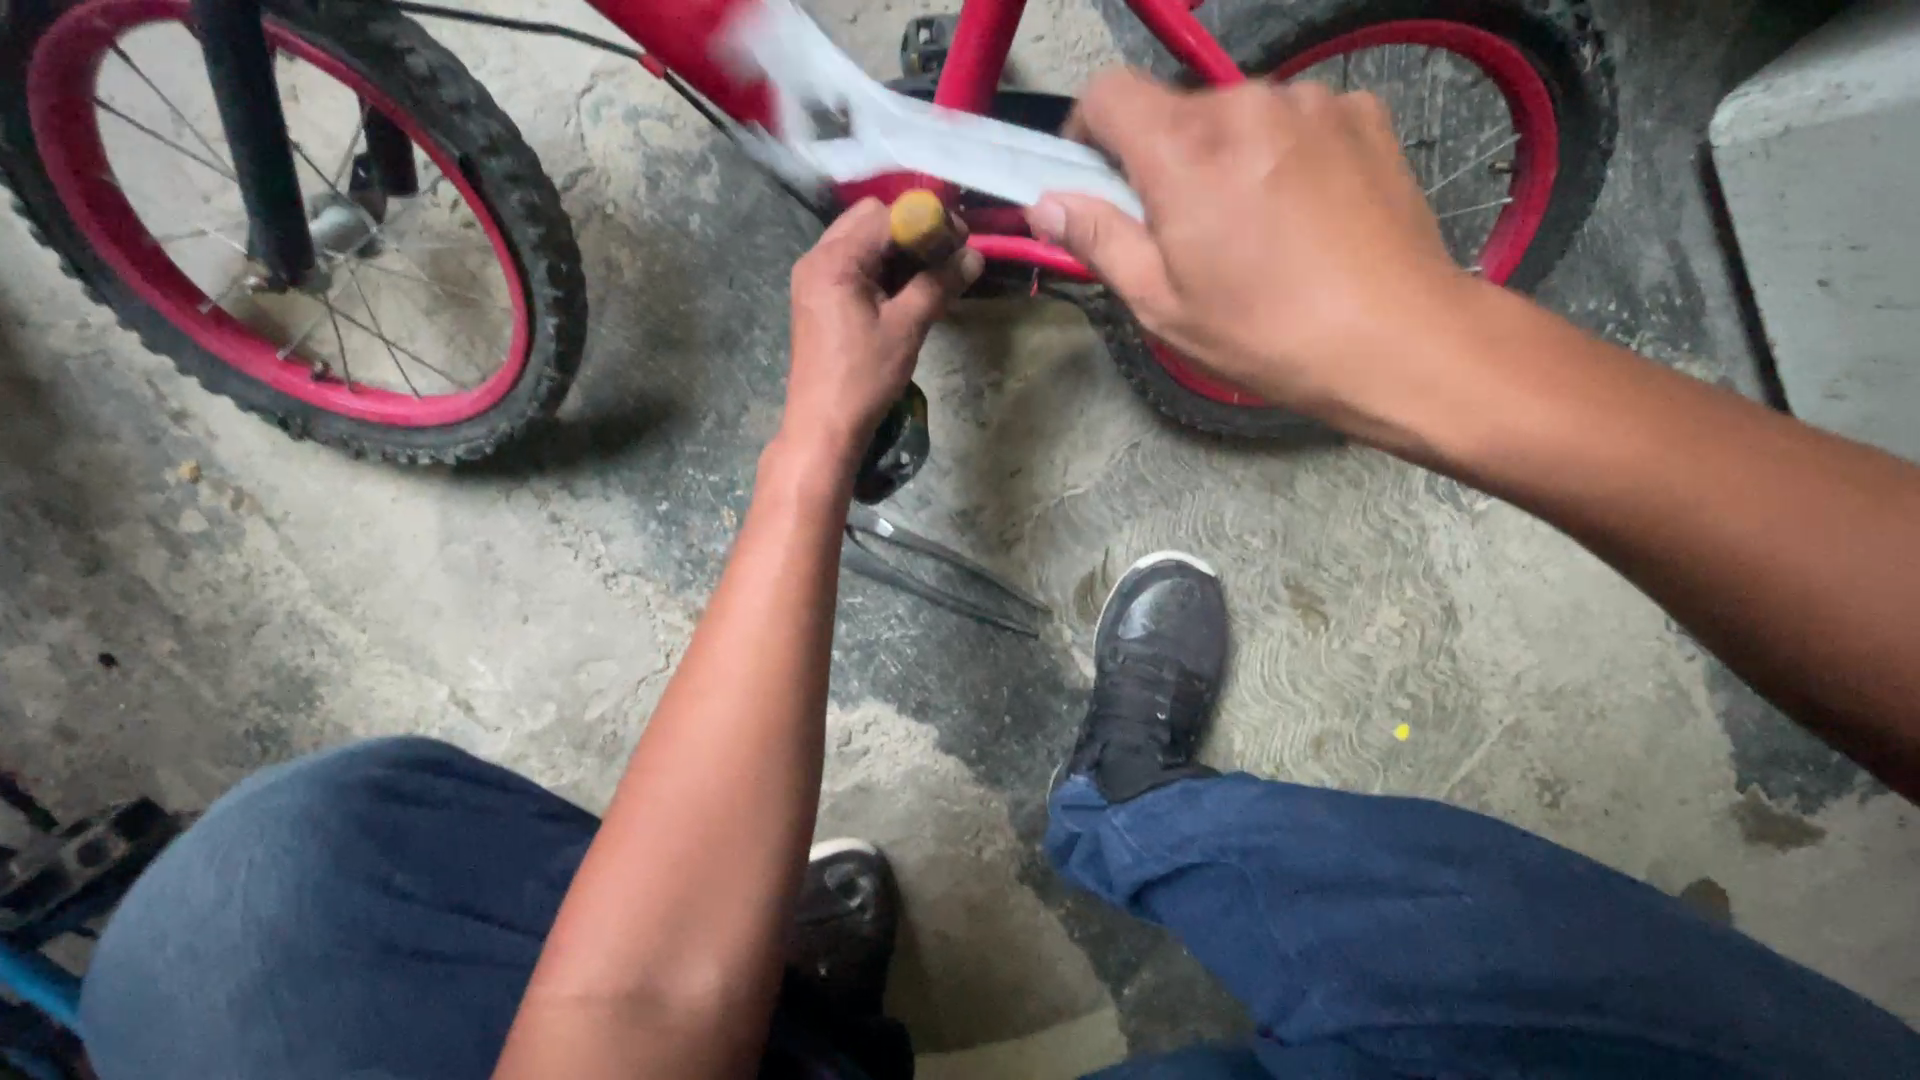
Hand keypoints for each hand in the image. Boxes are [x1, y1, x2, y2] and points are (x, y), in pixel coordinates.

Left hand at [782, 198, 982, 464]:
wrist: (823, 426)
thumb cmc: (863, 378)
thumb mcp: (907, 328)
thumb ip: (939, 284)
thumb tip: (974, 256)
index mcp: (834, 260)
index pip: (886, 214)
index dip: (927, 221)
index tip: (959, 242)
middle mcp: (817, 258)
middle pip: (870, 220)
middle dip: (912, 232)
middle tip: (945, 259)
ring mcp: (813, 278)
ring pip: (862, 242)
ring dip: (898, 251)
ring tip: (930, 277)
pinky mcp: (818, 298)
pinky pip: (853, 266)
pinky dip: (881, 270)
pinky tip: (906, 293)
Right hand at [1027, 70, 1483, 439]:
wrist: (1398, 338)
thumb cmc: (1265, 333)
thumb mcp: (1161, 303)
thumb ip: (1099, 240)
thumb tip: (1046, 203)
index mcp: (1184, 150)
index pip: (1108, 93)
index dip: (1088, 131)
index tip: (1096, 178)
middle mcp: (1246, 103)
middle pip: (1176, 109)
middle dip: (1163, 159)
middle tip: (1182, 232)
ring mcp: (1312, 101)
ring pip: (1237, 116)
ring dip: (1225, 157)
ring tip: (1252, 229)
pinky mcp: (1362, 113)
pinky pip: (1295, 120)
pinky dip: (1281, 153)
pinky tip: (1302, 213)